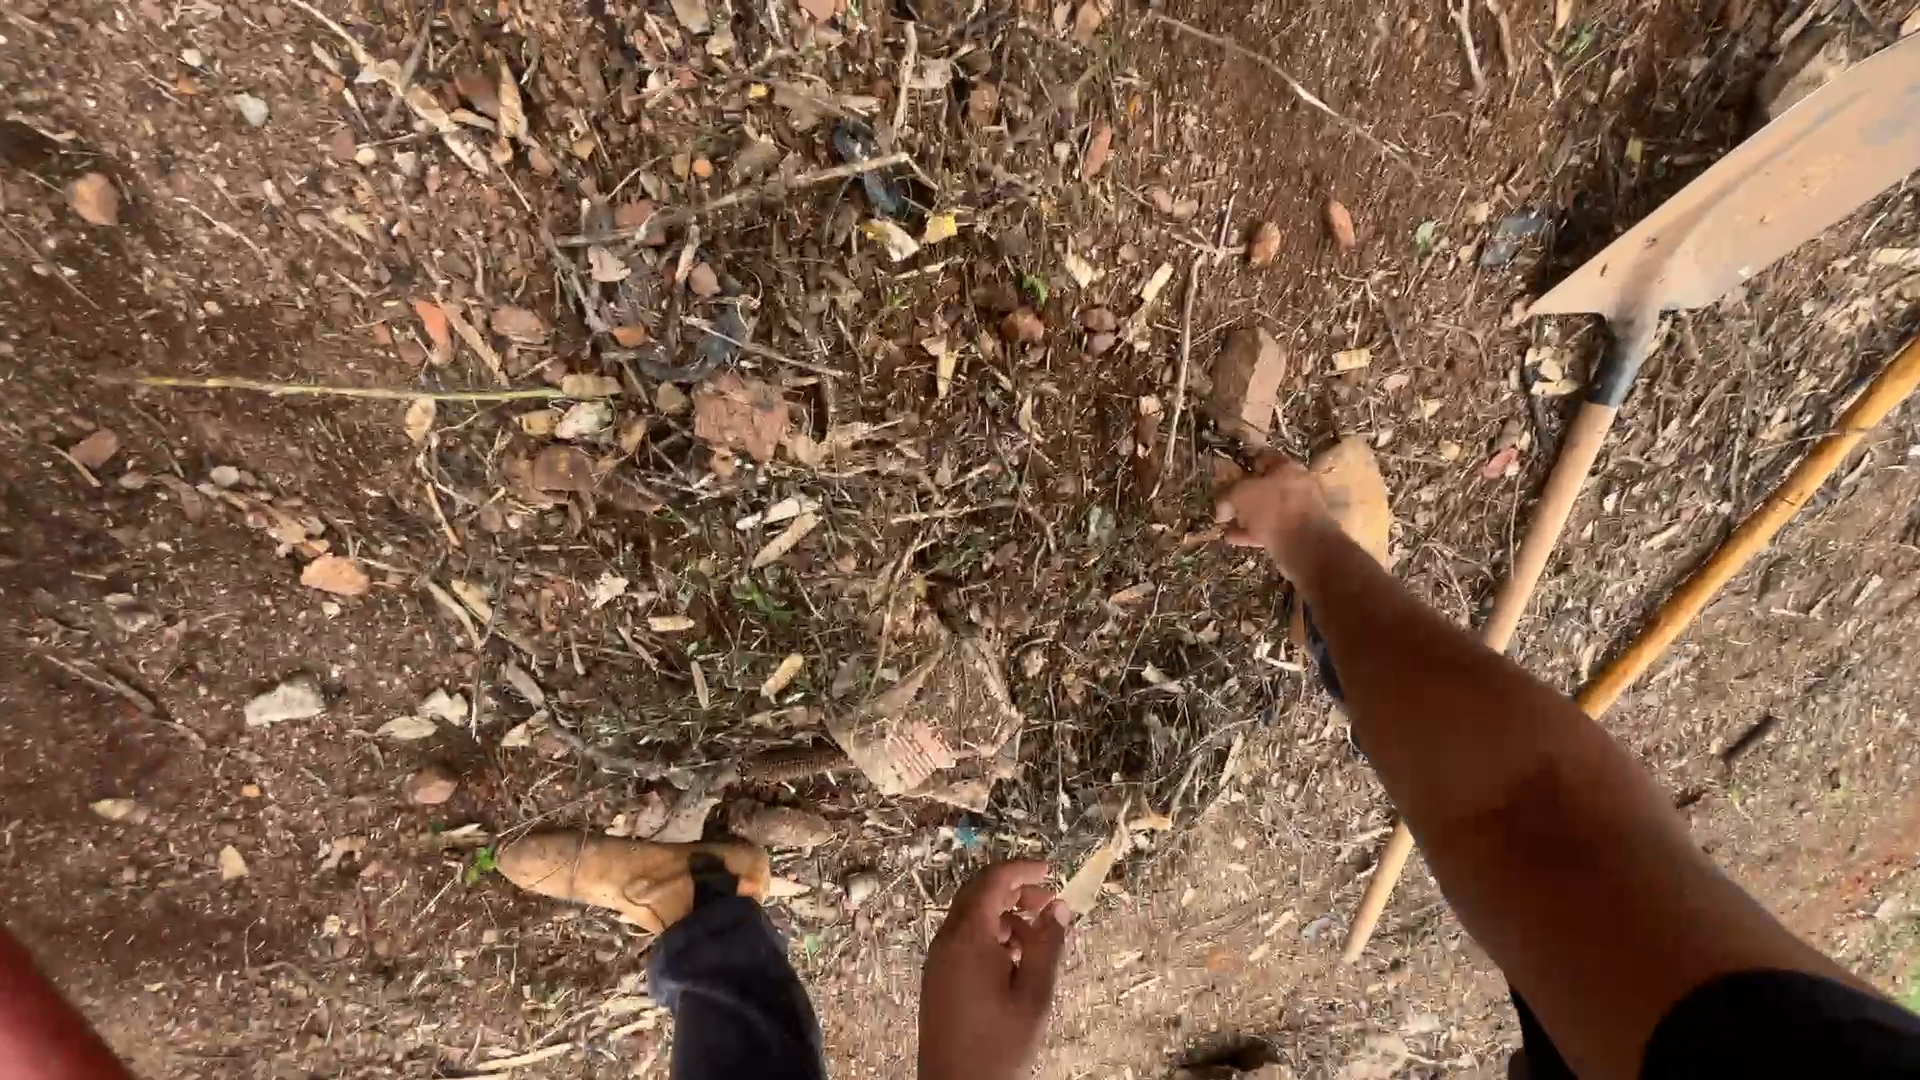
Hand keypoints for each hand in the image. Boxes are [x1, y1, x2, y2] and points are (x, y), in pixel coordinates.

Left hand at [918, 861, 1069, 1079]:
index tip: (1049, 870)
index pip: (992, 881)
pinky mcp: (937, 978)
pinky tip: (1014, 960)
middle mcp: (947, 939)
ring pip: (971, 917)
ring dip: (1004, 915)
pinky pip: (963, 939)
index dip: (1021, 869)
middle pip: (978, 894)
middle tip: (1047, 901)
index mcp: (967, 935)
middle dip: (1014, 890)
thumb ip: (1047, 946)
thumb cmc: (999, 1045)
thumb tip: (1059, 907)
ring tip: (1036, 937)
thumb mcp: (1034, 995)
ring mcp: (938, 959)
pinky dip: (989, 936)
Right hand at [1214, 455, 1337, 578]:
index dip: (1244, 464)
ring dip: (1248, 517)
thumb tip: (1222, 508)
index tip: (1229, 474)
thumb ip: (1227, 495)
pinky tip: (1234, 539)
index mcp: (1287, 468)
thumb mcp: (1240, 495)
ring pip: (1268, 510)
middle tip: (1227, 503)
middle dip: (1245, 496)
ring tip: (1227, 524)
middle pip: (1266, 486)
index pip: (1263, 458)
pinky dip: (1253, 533)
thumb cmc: (1273, 509)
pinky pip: (1271, 529)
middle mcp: (1297, 485)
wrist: (1305, 545)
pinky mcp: (1298, 533)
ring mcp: (1300, 510)